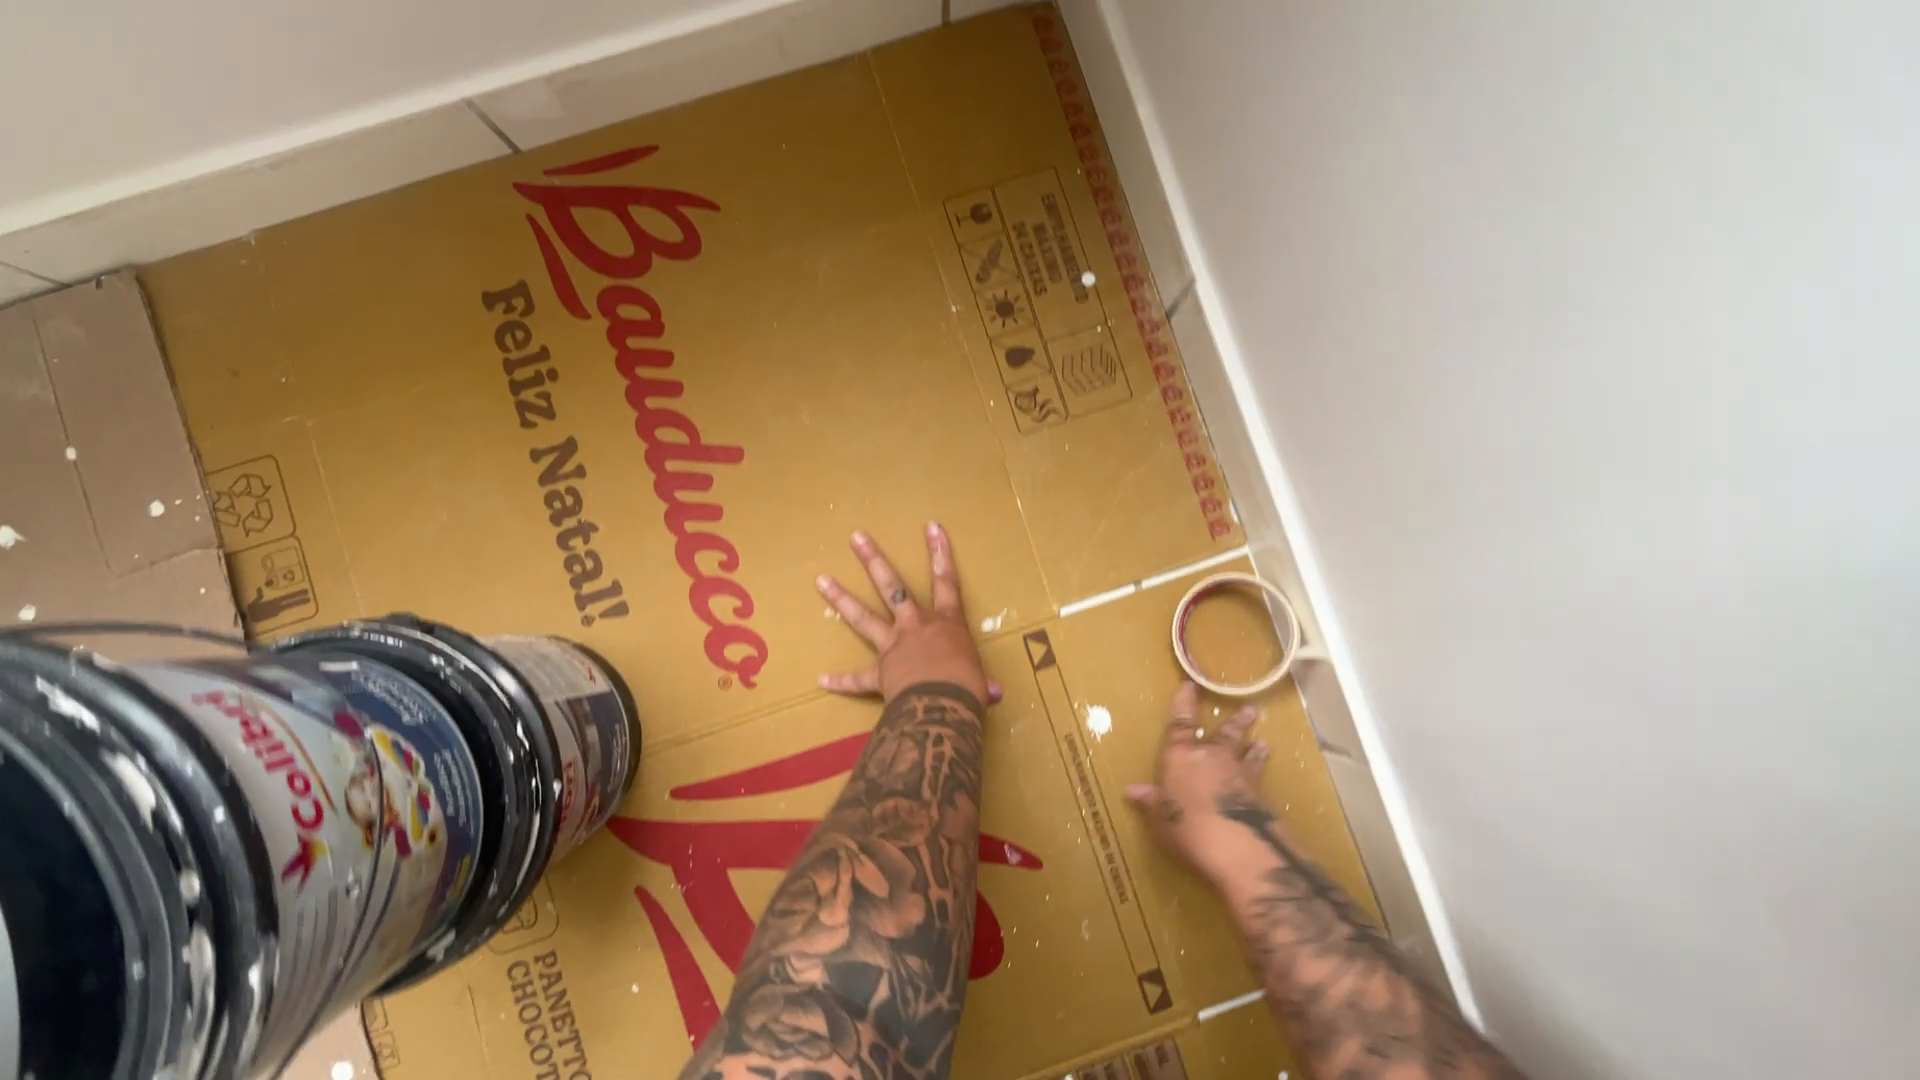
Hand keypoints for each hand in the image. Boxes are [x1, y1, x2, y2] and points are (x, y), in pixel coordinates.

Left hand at [815, 523, 996, 704]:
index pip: (946, 581)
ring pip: (863, 617)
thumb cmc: (967, 687)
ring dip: (842, 599)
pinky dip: (841, 681)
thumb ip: (982, 682)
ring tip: (821, 580)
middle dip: (874, 560)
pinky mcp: (879, 674)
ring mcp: (893, 647)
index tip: (932, 526)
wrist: (939, 706)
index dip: (940, 553)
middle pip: (892, 587)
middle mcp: (915, 627)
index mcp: (947, 624)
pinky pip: (857, 679)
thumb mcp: (979, 680)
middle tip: (856, 537)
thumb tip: (994, 692)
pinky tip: (822, 679)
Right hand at [1124, 682, 1272, 882]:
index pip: (1180, 724)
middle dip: (1235, 721)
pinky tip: (1264, 777)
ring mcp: (1238, 772)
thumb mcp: (1161, 818)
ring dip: (1253, 746)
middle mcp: (1210, 756)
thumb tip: (1132, 791)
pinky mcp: (1259, 792)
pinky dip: (1261, 771)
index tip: (1190, 684)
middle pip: (1224, 733)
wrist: (1236, 844)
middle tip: (1249, 709)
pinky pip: (1259, 775)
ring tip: (1262, 741)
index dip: (1184, 703)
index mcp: (1181, 757)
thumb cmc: (1186, 827)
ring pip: (1246, 752)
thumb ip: (1151, 802)